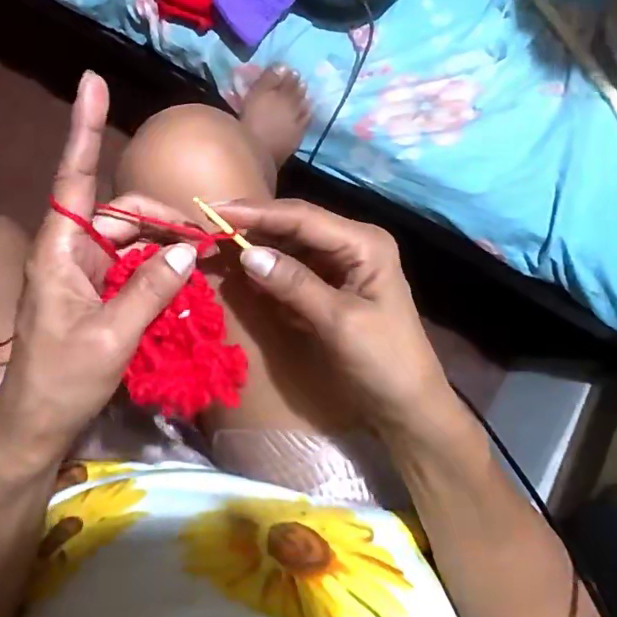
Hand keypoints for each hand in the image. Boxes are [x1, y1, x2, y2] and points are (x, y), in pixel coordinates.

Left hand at [0, 72, 199, 459]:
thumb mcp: (112, 336)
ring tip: (200, 260)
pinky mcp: (92, 290)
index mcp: (60, 250)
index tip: (91, 82)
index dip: (84, 128)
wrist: (37, 427)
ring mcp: (80, 270)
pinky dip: (153, 265)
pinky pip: (128, 262)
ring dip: (162, 244)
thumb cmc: (63, 381)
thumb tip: (187, 250)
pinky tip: (179, 277)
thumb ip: (151, 288)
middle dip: (161, 218)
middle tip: (206, 242)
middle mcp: (68, 249)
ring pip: (128, 236)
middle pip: (118, 211)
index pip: (73, 176)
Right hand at [216, 198, 451, 431]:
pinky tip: (241, 268)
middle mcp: (352, 245)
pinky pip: (291, 270)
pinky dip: (266, 270)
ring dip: (256, 245)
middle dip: (253, 224)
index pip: (302, 217)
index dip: (257, 212)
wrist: (408, 408)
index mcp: (364, 243)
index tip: (216, 209)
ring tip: (216, 240)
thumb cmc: (383, 362)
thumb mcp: (339, 322)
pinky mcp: (328, 287)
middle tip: (207, 222)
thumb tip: (246, 253)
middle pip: (294, 225)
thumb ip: (294, 284)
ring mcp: (340, 266)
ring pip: (289, 246)